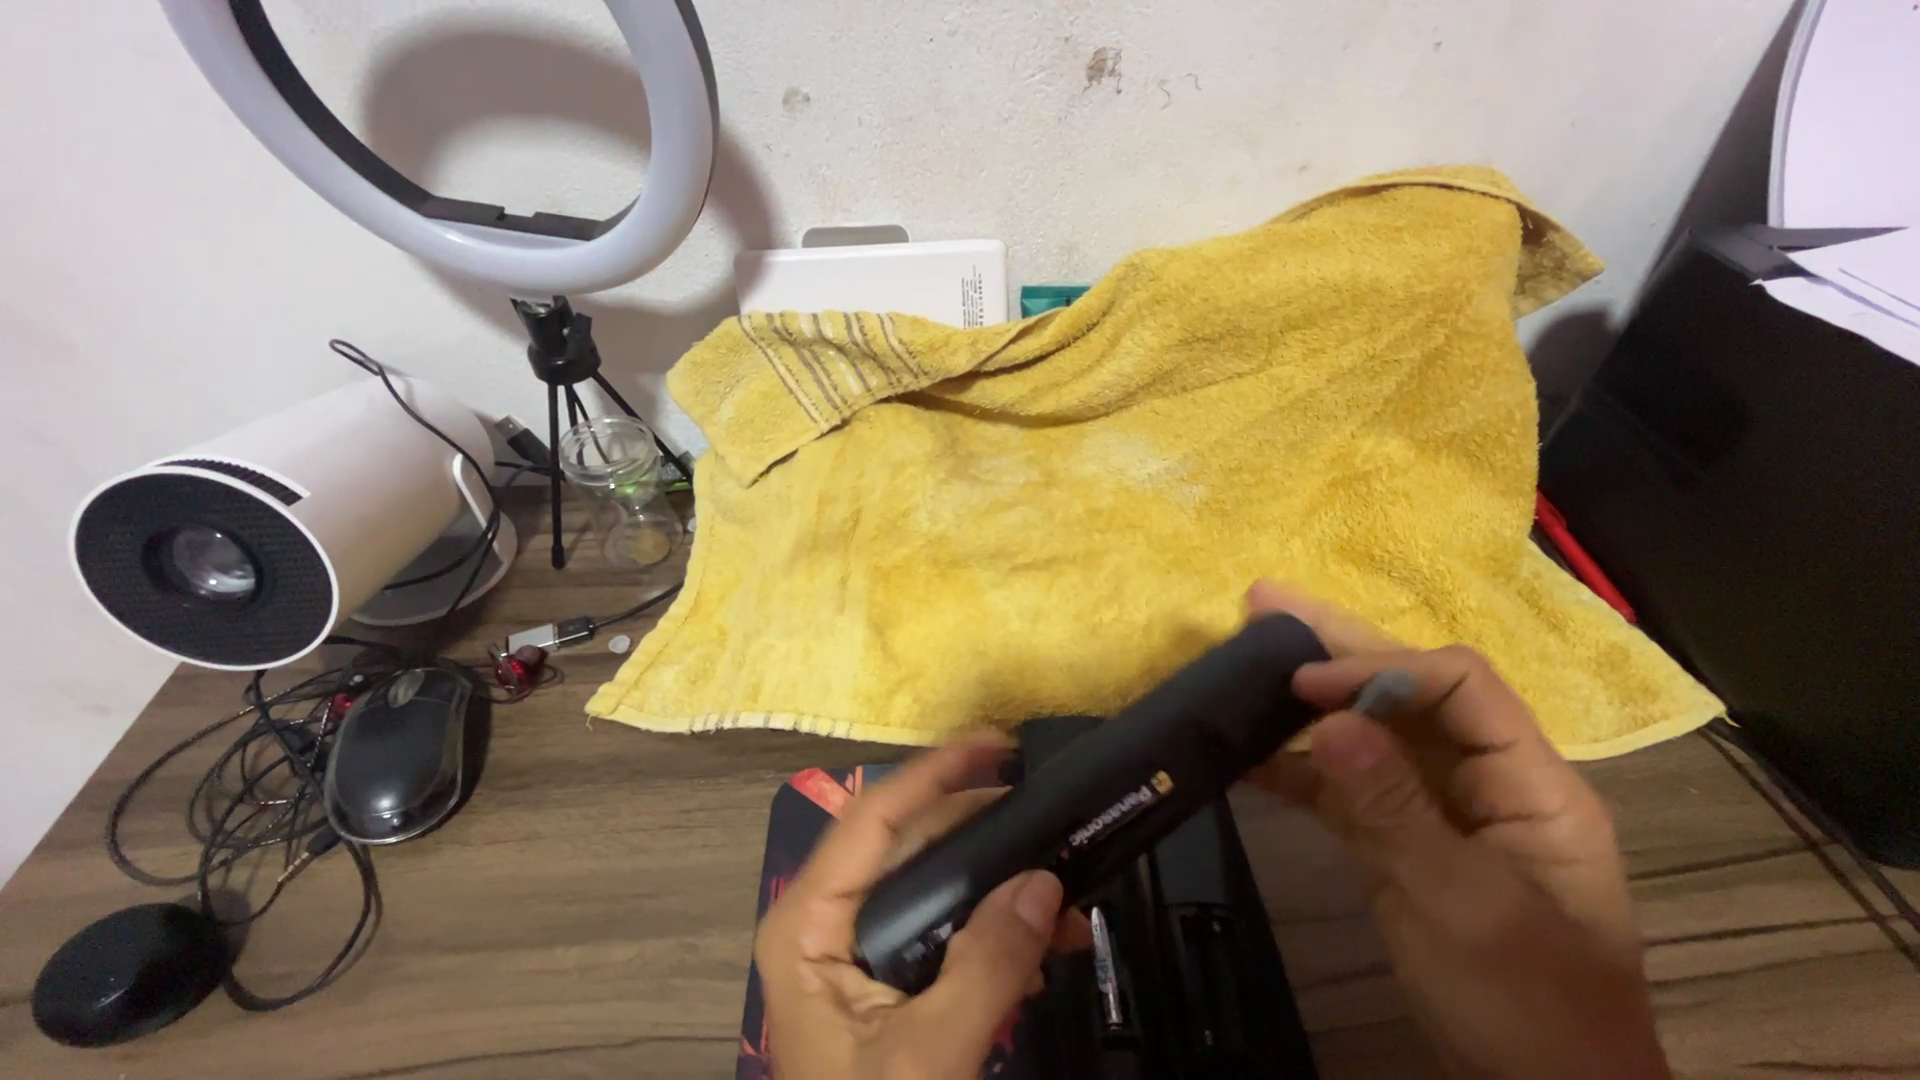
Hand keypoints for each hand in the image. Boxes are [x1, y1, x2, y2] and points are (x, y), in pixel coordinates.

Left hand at [754, 737, 1088, 1079]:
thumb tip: (1042, 881)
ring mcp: (861, 948)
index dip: (933, 773)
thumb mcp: (928, 1053)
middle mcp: (830, 920)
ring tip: (1064, 896)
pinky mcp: (892, 978)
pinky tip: (1043, 943)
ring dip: (1002, 885)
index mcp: (809, 924)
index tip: (992, 745)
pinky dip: (998, 930)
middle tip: (1047, 822)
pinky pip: (949, 928)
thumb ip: (987, 967)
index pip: (872, 819)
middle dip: (985, 834)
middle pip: (911, 844)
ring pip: (937, 885)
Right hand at [1248, 582, 1668, 1079]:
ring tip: (1247, 656)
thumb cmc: (1525, 1004)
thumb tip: (1330, 720)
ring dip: (1308, 700)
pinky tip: (1247, 754)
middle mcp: (1483, 779)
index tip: (1305, 682)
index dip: (1379, 669)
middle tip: (1265, 603)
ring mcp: (1437, 810)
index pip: (1458, 687)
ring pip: (1370, 733)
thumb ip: (1394, 809)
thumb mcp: (1461, 906)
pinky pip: (1345, 788)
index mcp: (1529, 783)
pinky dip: (1297, 770)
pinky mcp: (1398, 842)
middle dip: (1339, 646)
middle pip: (1409, 692)